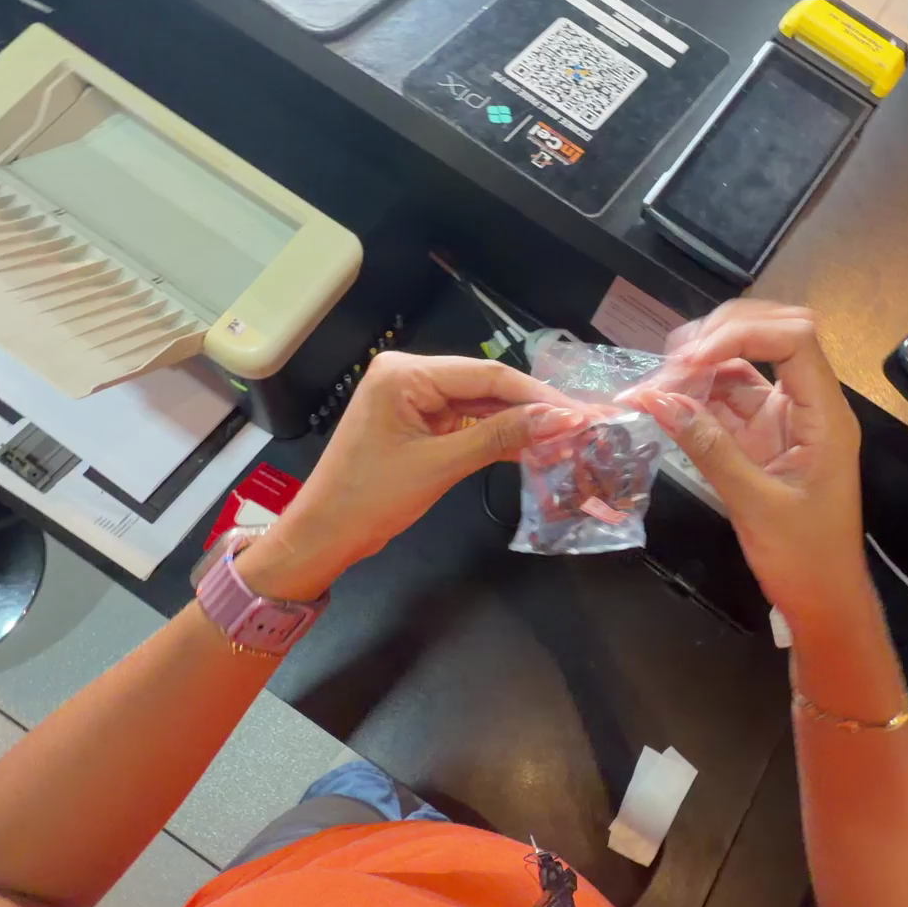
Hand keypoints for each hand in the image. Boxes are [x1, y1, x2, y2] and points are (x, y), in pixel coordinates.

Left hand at [238, 352, 584, 599]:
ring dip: (519, 424)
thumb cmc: (371, 498)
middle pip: (486, 386)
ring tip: (566, 437)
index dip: (537, 396)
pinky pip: (467, 423)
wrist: (326, 533)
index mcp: (406, 373)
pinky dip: (497, 437)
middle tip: (581, 425)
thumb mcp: (440, 465)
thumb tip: (559, 420)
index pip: (486, 375)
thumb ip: (501, 437)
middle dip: (533, 408)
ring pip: (481, 405)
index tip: (579, 413)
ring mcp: (415, 399)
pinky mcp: (420, 423)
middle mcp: (410, 375)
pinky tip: (533, 447)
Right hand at [627, 301, 867, 621]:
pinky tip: (668, 398)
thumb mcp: (755, 504)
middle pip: (772, 335)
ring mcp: (782, 418)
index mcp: (824, 415)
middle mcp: (806, 405)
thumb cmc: (803, 557)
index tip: (691, 360)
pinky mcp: (760, 436)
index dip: (741, 334)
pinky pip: (728, 399)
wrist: (820, 597)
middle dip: (720, 334)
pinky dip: (697, 393)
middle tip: (671, 359)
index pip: (793, 339)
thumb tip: (658, 401)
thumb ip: (708, 449)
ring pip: (745, 364)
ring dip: (702, 362)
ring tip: (660, 376)